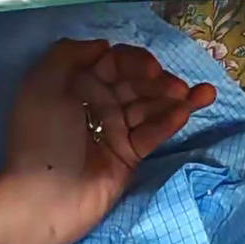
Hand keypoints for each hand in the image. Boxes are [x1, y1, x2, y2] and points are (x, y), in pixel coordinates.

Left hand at [0, 38, 217, 243]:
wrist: (45, 198)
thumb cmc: (42, 138)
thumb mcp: (41, 85)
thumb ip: (69, 54)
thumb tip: (104, 45)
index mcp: (76, 84)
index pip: (114, 63)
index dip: (135, 62)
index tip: (151, 68)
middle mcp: (97, 104)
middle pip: (137, 84)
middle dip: (159, 81)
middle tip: (177, 86)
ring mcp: (115, 131)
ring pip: (150, 107)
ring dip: (176, 99)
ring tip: (203, 94)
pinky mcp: (128, 155)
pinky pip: (152, 133)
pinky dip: (169, 122)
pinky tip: (184, 113)